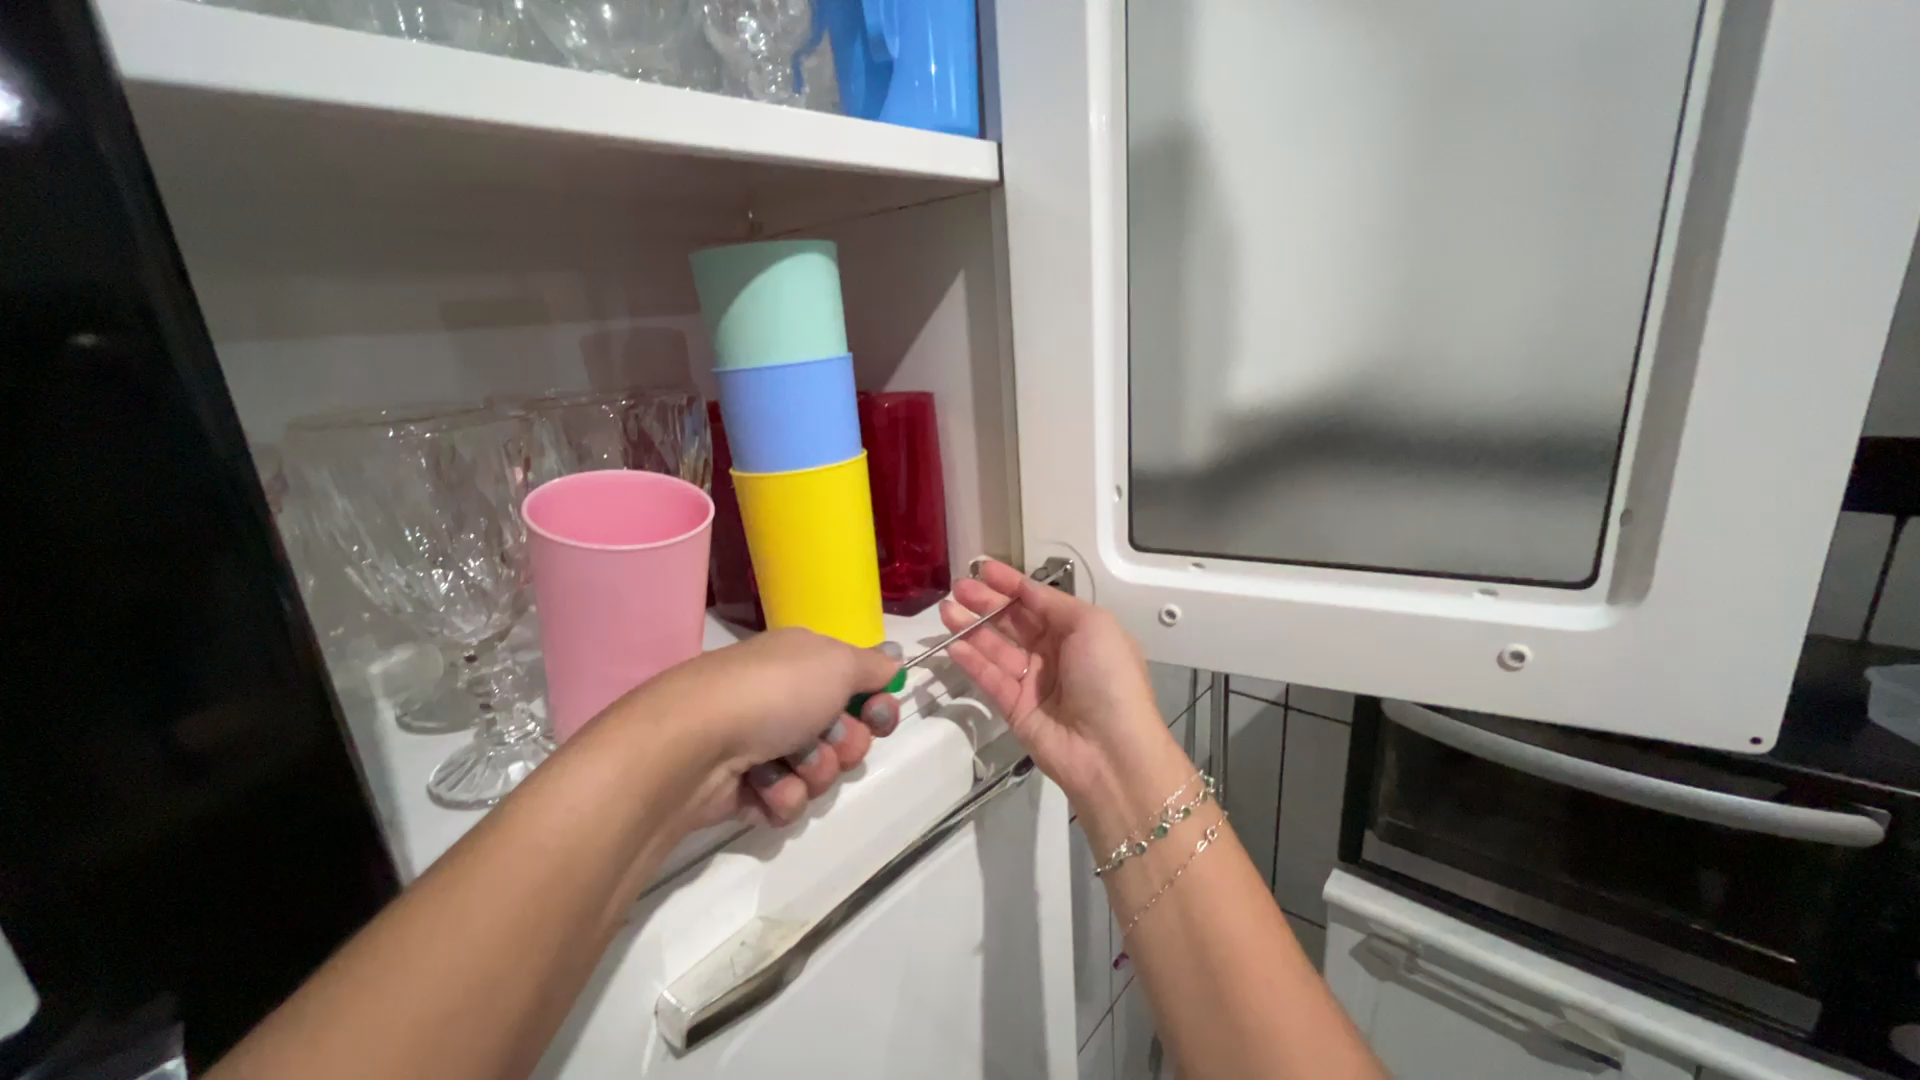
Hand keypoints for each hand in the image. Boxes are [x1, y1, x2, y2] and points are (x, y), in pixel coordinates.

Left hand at [629, 628, 903, 829]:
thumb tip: (893, 661)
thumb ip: (872, 665)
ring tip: (783, 763)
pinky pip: (789, 801)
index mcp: (805, 662)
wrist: (695, 743)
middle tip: (822, 737)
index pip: (860, 687)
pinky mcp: (745, 788)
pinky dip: (781, 795)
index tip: (878, 716)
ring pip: (821, 772)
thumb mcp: (836, 662)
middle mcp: (786, 699)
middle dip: (844, 744)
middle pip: (847, 735)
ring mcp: (764, 744)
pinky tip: (760, 786)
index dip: (877, 706)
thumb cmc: (773, 692)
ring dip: (812, 771)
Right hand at [939, 560, 1183, 813]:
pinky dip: (972, 662)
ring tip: (946, 610)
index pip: (1038, 601)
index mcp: (1079, 632)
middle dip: (986, 603)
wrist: (1111, 750)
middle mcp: (1056, 654)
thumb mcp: (1093, 626)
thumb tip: (1025, 590)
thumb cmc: (1109, 678)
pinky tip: (953, 644)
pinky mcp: (1015, 709)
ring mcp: (1034, 682)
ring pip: (996, 648)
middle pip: (1013, 622)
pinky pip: (990, 679)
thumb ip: (1054, 604)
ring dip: (972, 628)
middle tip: (958, 588)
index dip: (1011, 583)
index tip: (983, 568)